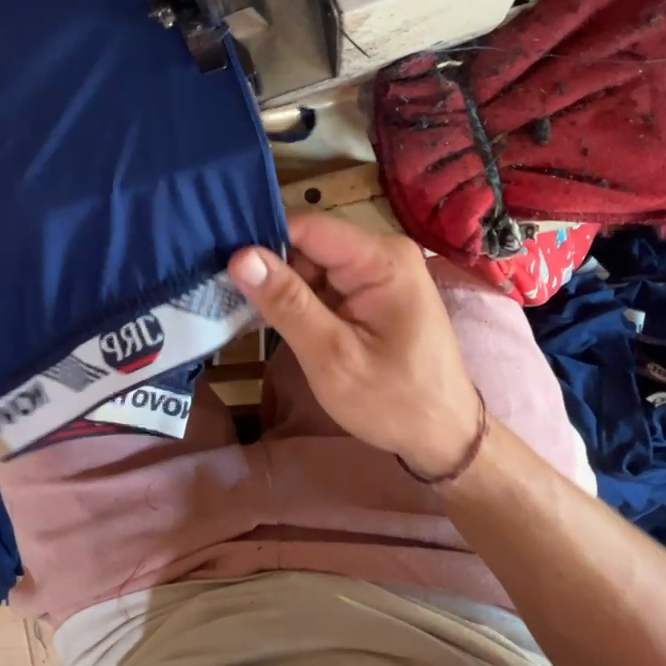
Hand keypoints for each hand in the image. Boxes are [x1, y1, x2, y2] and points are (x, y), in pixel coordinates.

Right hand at [229, 213, 482, 478]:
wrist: (445, 439)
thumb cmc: (394, 402)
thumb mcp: (332, 357)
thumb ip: (287, 303)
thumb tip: (240, 256)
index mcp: (381, 259)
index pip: (306, 226)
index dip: (262, 242)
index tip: (221, 265)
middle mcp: (381, 252)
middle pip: (306, 241)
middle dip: (268, 266)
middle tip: (227, 296)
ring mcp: (376, 270)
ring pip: (308, 260)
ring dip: (279, 284)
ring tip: (246, 310)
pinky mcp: (369, 289)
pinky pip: (321, 278)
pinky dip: (296, 297)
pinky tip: (274, 318)